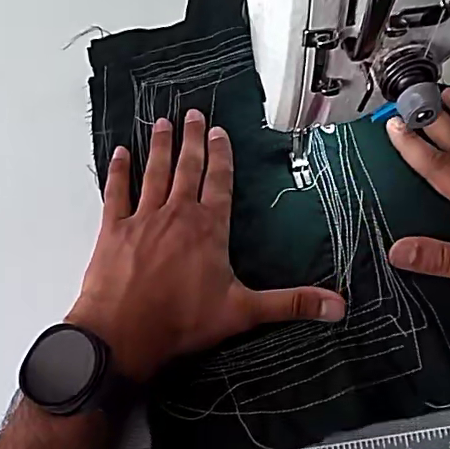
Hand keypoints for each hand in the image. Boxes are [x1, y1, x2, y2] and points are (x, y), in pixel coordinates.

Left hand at [69, 110, 344, 379]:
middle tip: (193, 114)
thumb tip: (336, 306)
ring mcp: (142, 219)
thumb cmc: (180, 323)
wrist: (124, 334)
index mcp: (209, 229)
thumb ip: (290, 304)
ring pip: (155, 173)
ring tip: (165, 124)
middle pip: (188, 169)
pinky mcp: (113, 230)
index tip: (219, 133)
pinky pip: (116, 192)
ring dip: (161, 147)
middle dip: (193, 140)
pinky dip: (118, 171)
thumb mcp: (242, 313)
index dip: (221, 155)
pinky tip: (120, 154)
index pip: (220, 182)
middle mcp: (176, 215)